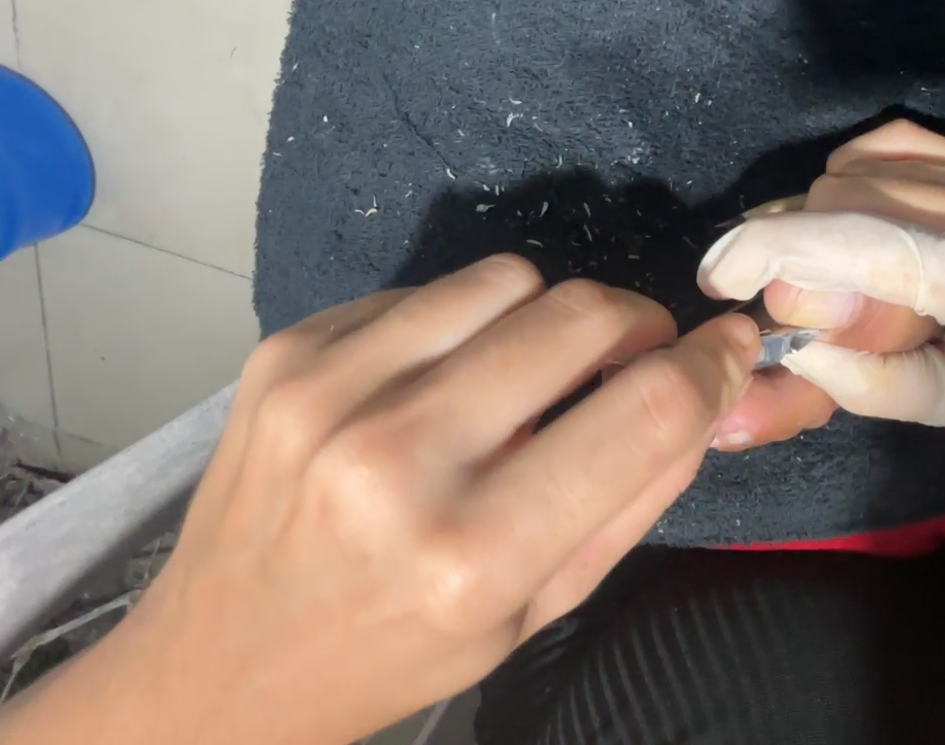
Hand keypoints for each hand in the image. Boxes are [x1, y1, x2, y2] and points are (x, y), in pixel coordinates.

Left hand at [10, 258, 757, 744]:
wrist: (215, 667)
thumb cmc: (402, 649)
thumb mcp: (543, 606)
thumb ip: (640, 490)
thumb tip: (710, 383)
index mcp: (474, 552)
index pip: (644, 413)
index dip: (710, 365)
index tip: (729, 345)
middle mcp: (397, 457)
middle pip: (582, 316)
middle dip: (637, 324)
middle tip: (637, 353)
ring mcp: (329, 389)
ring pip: (513, 277)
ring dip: (552, 314)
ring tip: (532, 369)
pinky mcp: (289, 347)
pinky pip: (436, 287)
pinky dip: (473, 318)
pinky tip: (448, 374)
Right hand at [701, 121, 944, 473]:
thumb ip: (874, 381)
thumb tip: (791, 350)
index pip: (858, 240)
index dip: (774, 250)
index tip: (721, 277)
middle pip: (845, 195)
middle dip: (798, 248)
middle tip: (803, 308)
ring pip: (865, 164)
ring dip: (826, 217)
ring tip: (840, 275)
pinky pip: (902, 145)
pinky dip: (860, 177)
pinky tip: (864, 221)